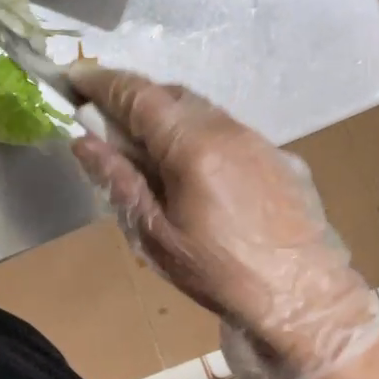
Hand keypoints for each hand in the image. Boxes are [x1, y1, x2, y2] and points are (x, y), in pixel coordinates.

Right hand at [69, 66, 378, 378]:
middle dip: (130, 95)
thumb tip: (83, 142)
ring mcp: (259, 141)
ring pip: (200, 109)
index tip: (72, 78)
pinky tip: (187, 166)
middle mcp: (228, 130)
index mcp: (193, 146)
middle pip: (170, 94)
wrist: (305, 300)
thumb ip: (118, 181)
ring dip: (163, 113)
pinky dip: (193, 132)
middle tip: (98, 115)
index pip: (139, 95)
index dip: (101, 82)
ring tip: (138, 143)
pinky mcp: (279, 158)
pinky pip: (226, 130)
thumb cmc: (219, 273)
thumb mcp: (153, 233)